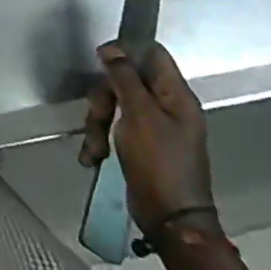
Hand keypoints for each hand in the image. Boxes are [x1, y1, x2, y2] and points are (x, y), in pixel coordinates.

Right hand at [80, 41, 214, 233]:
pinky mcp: (140, 144)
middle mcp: (166, 106)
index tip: (102, 61)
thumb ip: (125, 77)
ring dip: (98, 123)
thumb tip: (112, 48)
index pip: (153, 53)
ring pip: (115, 104)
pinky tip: (95, 155)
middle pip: (126, 80)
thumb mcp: (140, 114)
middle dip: (105, 97)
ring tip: (96, 147)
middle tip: (99, 115)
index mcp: (176, 95)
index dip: (127, 51)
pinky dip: (101, 139)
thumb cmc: (160, 163)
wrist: (170, 221)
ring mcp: (153, 126)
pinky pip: (114, 127)